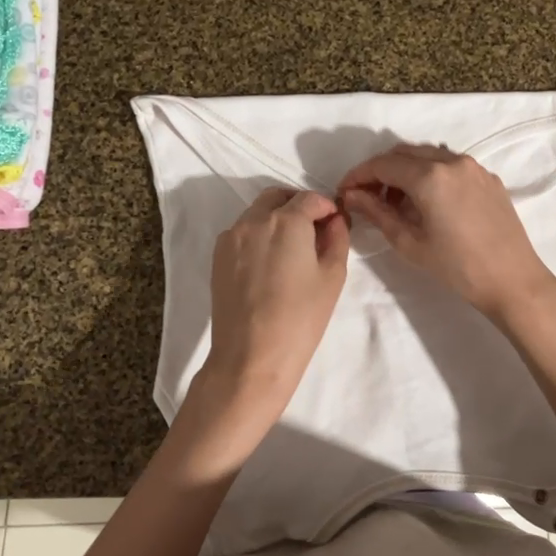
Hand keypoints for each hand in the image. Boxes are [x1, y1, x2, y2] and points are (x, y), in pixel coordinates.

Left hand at [200, 188, 350, 415]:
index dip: (327, 207)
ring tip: (291, 251)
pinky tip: (269, 264)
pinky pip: (242, 233)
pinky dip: (258, 236)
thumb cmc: (301, 318)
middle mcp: (255, 220)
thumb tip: (333, 220)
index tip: (336, 224)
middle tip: (314, 232)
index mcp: (287, 221)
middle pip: (278, 198)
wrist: (251, 357)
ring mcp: (232, 237)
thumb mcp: (333, 276)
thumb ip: (337, 238)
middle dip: (298, 207)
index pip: (310, 198)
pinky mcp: (218, 256)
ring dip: (277, 220)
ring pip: (257, 213)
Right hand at [337, 144, 555, 320]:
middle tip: (366, 197)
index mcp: (430, 176)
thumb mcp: (410, 243)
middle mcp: (452, 161)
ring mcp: (474, 167)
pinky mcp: (489, 178)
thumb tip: (352, 196)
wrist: (513, 280)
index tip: (344, 191)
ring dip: (406, 171)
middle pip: (404, 153)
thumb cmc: (458, 268)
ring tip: (395, 202)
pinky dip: (430, 174)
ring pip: (428, 155)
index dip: (359, 175)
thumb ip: (377, 213)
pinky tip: (427, 203)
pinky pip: (450, 165)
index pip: (383, 164)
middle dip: (381, 171)